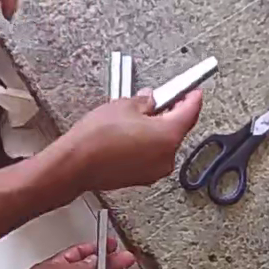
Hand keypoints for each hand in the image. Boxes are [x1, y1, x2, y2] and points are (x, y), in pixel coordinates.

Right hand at [49, 89, 204, 193]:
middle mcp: (166, 157)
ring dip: (156, 130)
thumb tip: (150, 100)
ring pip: (163, 145)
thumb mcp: (124, 106)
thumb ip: (145, 101)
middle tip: (158, 100)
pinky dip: (146, 145)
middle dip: (170, 113)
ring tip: (136, 118)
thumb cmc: (97, 138)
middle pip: (177, 130)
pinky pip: (151, 156)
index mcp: (169, 136)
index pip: (191, 112)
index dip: (191, 97)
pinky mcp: (141, 178)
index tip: (192, 90)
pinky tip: (130, 136)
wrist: (76, 164)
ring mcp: (154, 171)